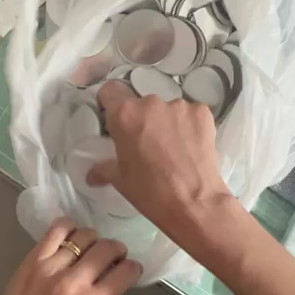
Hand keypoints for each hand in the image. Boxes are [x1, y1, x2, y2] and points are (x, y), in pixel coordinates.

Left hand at [0, 218, 141, 294]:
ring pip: (84, 236)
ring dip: (95, 239)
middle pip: (107, 249)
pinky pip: (57, 231)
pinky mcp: (34, 259)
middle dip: (117, 250)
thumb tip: (106, 282)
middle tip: (114, 255)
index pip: (124, 273)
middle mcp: (75, 281)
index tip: (131, 268)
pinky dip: (69, 228)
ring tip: (91, 246)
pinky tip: (70, 236)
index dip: (133, 268)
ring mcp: (52, 266)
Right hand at [88, 82, 238, 240]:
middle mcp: (151, 102)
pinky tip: (189, 147)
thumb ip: (103, 168)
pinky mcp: (203, 113)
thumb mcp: (119, 180)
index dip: (110, 103)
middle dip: (141, 119)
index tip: (113, 119)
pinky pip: (189, 114)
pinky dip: (187, 126)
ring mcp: (180, 105)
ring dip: (165, 122)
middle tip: (144, 143)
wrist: (194, 203)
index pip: (110, 90)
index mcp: (125, 114)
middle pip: (140, 102)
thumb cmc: (149, 191)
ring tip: (171, 148)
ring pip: (166, 109)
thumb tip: (91, 173)